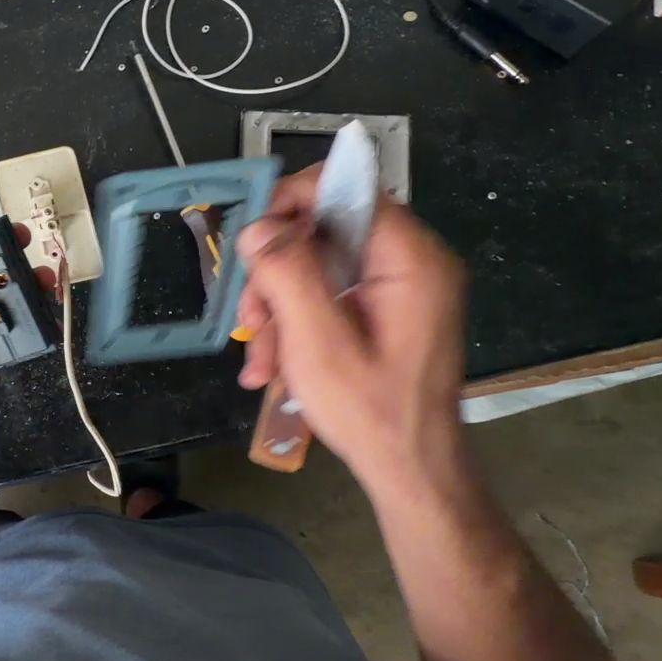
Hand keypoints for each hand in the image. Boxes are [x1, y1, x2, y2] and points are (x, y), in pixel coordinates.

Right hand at [235, 166, 467, 492]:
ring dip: (276, 307)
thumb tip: (257, 226)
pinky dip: (293, 322)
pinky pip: (325, 293)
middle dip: (274, 274)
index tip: (252, 240)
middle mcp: (409, 263)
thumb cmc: (370, 411)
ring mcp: (396, 287)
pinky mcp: (382, 309)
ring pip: (314, 266)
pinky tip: (274, 364)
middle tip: (251, 320)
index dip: (293, 202)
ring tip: (261, 360)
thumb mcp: (317, 343)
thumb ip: (288, 275)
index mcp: (410, 260)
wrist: (410, 470)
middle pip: (322, 232)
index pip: (348, 190)